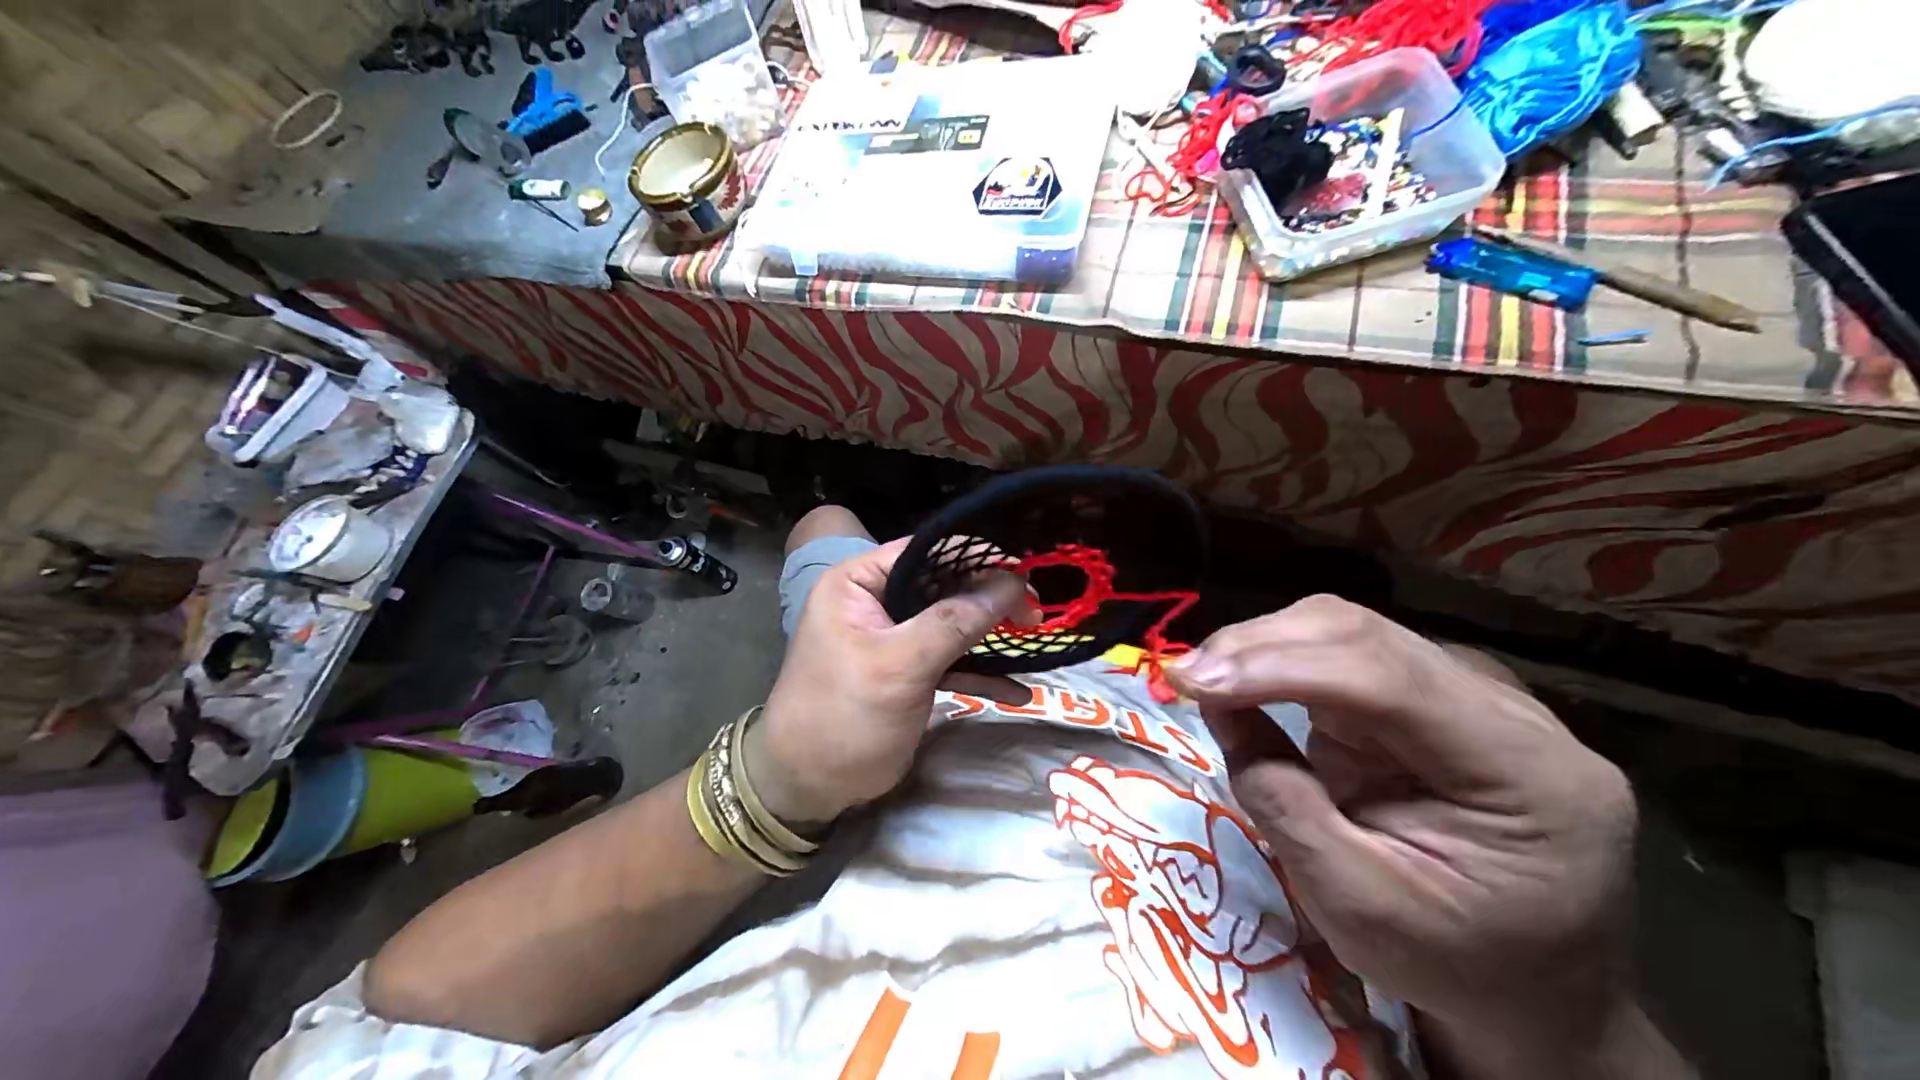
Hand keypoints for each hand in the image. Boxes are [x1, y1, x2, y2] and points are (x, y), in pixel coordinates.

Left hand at [745, 538, 1026, 824]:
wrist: (809, 785)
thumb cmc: (844, 714)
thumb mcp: (900, 664)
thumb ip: (955, 621)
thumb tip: (1012, 583)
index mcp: (859, 581)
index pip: (925, 551)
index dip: (975, 557)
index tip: (1024, 571)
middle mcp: (876, 600)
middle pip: (944, 584)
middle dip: (989, 596)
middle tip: (1034, 611)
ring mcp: (895, 637)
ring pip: (953, 621)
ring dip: (990, 632)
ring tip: (1035, 635)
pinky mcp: (909, 670)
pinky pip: (951, 659)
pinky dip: (981, 672)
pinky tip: (1016, 690)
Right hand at [1166, 596, 1660, 1078]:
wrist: (1532, 985)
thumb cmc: (1454, 963)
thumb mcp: (1357, 907)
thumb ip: (1283, 803)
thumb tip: (1216, 703)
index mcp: (1529, 772)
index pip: (1388, 680)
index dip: (1279, 668)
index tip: (1191, 682)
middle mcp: (1505, 709)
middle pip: (1363, 637)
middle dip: (1258, 647)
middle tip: (1182, 678)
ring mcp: (1466, 691)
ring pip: (1344, 631)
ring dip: (1259, 648)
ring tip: (1199, 679)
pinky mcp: (1423, 692)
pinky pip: (1339, 653)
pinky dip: (1276, 662)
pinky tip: (1237, 681)